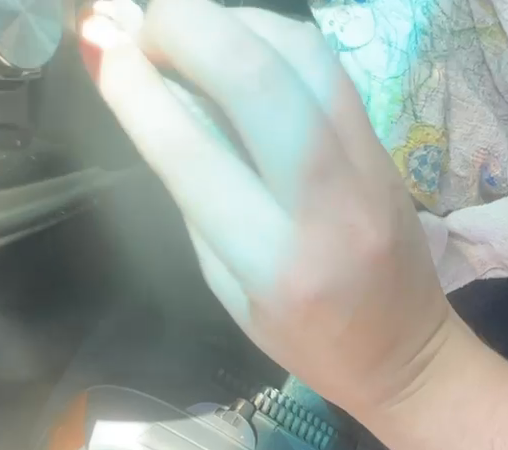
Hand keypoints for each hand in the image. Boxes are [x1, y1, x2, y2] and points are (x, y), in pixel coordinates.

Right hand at [80, 0, 459, 416]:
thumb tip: (152, 97)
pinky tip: (248, 52)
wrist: (410, 357)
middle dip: (182, 27)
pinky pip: (331, 72)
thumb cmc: (312, 343)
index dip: (133, 84)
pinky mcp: (390, 157)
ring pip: (303, 56)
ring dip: (234, 22)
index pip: (193, 151)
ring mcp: (371, 175)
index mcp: (279, 266)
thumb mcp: (233, 293)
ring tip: (195, 38)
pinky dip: (278, 42)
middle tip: (145, 32)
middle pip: (256, 78)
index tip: (97, 44)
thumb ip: (194, 201)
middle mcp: (330, 211)